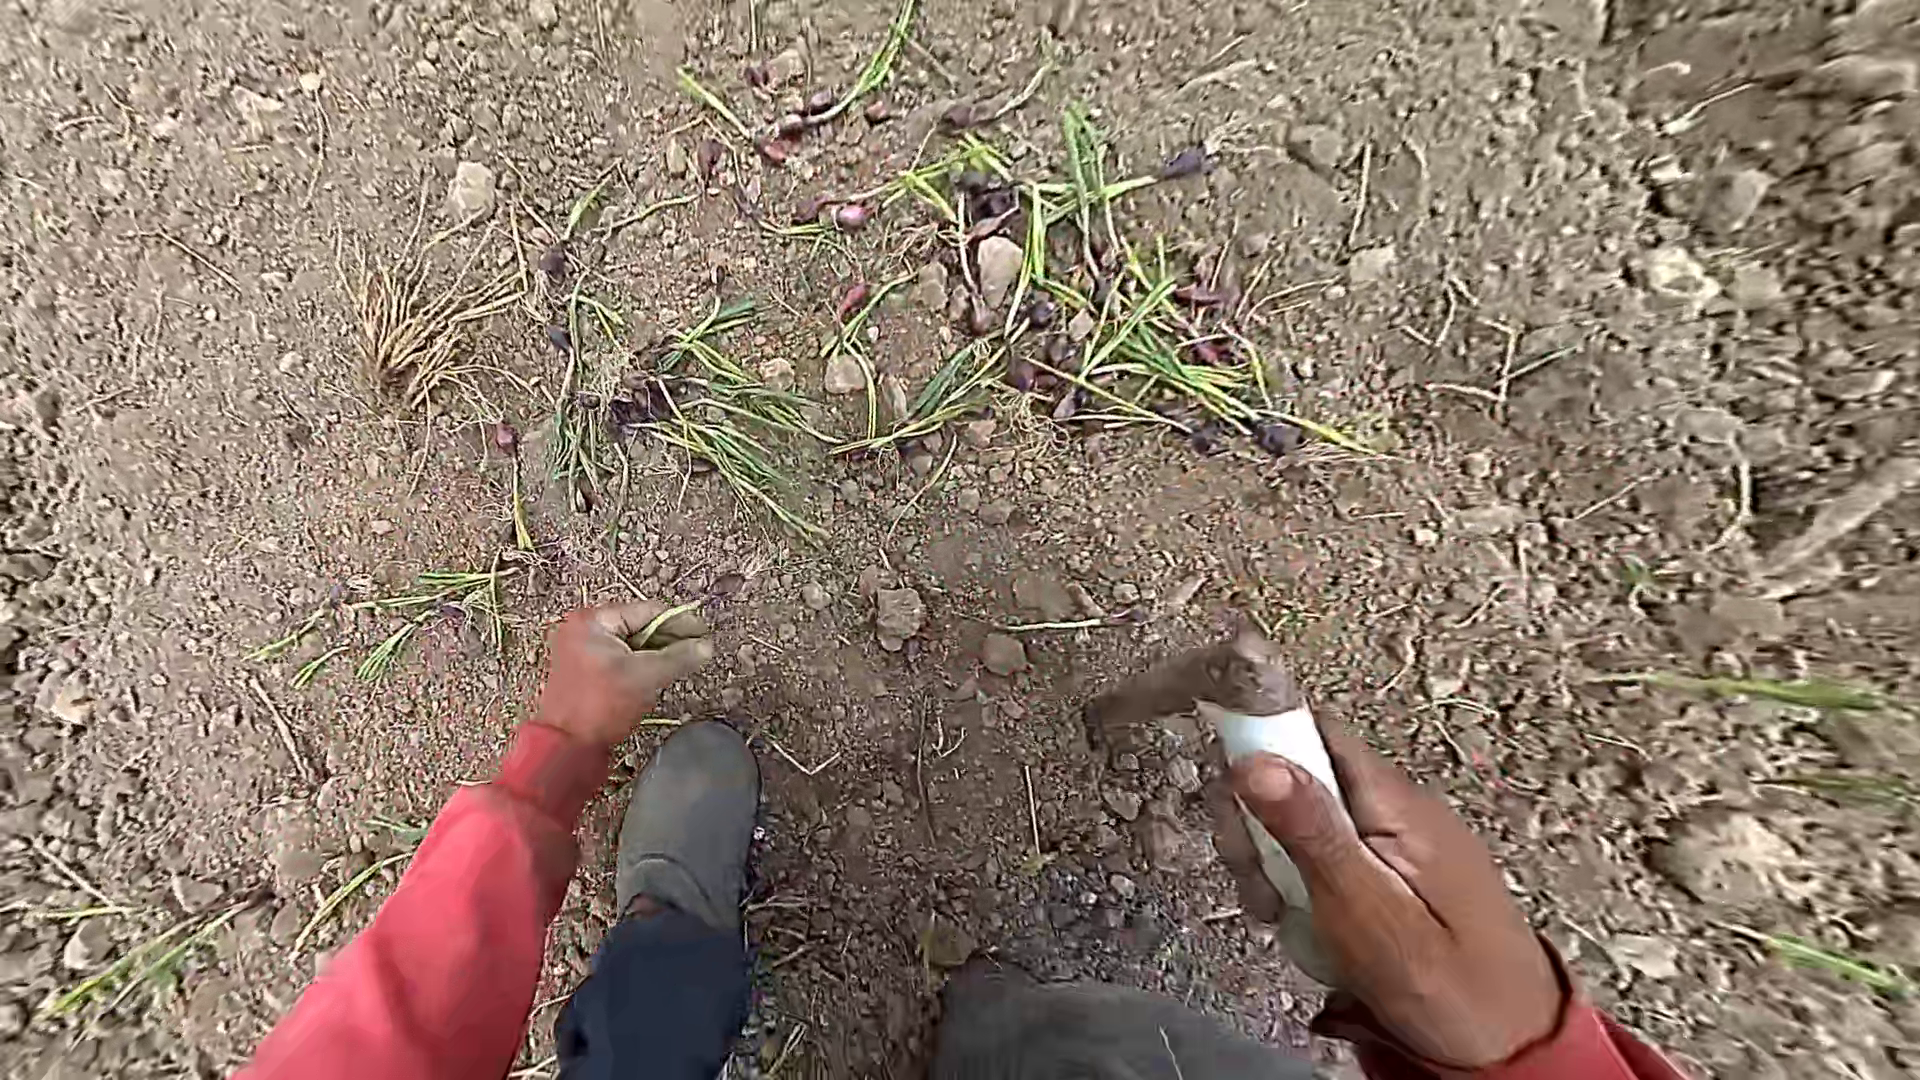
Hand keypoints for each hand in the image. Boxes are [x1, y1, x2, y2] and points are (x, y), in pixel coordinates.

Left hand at [535, 602, 713, 746]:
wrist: (565, 747)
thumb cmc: (602, 705)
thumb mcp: (647, 675)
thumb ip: (680, 656)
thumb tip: (707, 646)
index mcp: (595, 621)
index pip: (649, 611)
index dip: (681, 623)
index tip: (704, 634)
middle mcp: (586, 628)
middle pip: (642, 625)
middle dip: (671, 638)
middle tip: (698, 649)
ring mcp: (584, 648)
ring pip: (635, 642)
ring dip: (660, 651)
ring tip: (684, 661)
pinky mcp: (587, 667)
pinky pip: (624, 656)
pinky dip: (645, 662)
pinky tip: (663, 671)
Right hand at [1223, 731, 1562, 1067]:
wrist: (1517, 1064)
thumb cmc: (1445, 992)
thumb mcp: (1366, 912)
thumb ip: (1310, 833)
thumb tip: (1253, 761)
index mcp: (1393, 801)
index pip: (1310, 728)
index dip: (1259, 743)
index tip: (1232, 792)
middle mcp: (1388, 803)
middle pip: (1293, 771)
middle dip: (1254, 814)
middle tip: (1252, 872)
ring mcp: (1385, 832)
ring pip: (1294, 809)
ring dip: (1266, 850)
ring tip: (1274, 904)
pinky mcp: (1379, 860)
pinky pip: (1313, 841)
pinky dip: (1289, 869)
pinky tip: (1292, 909)